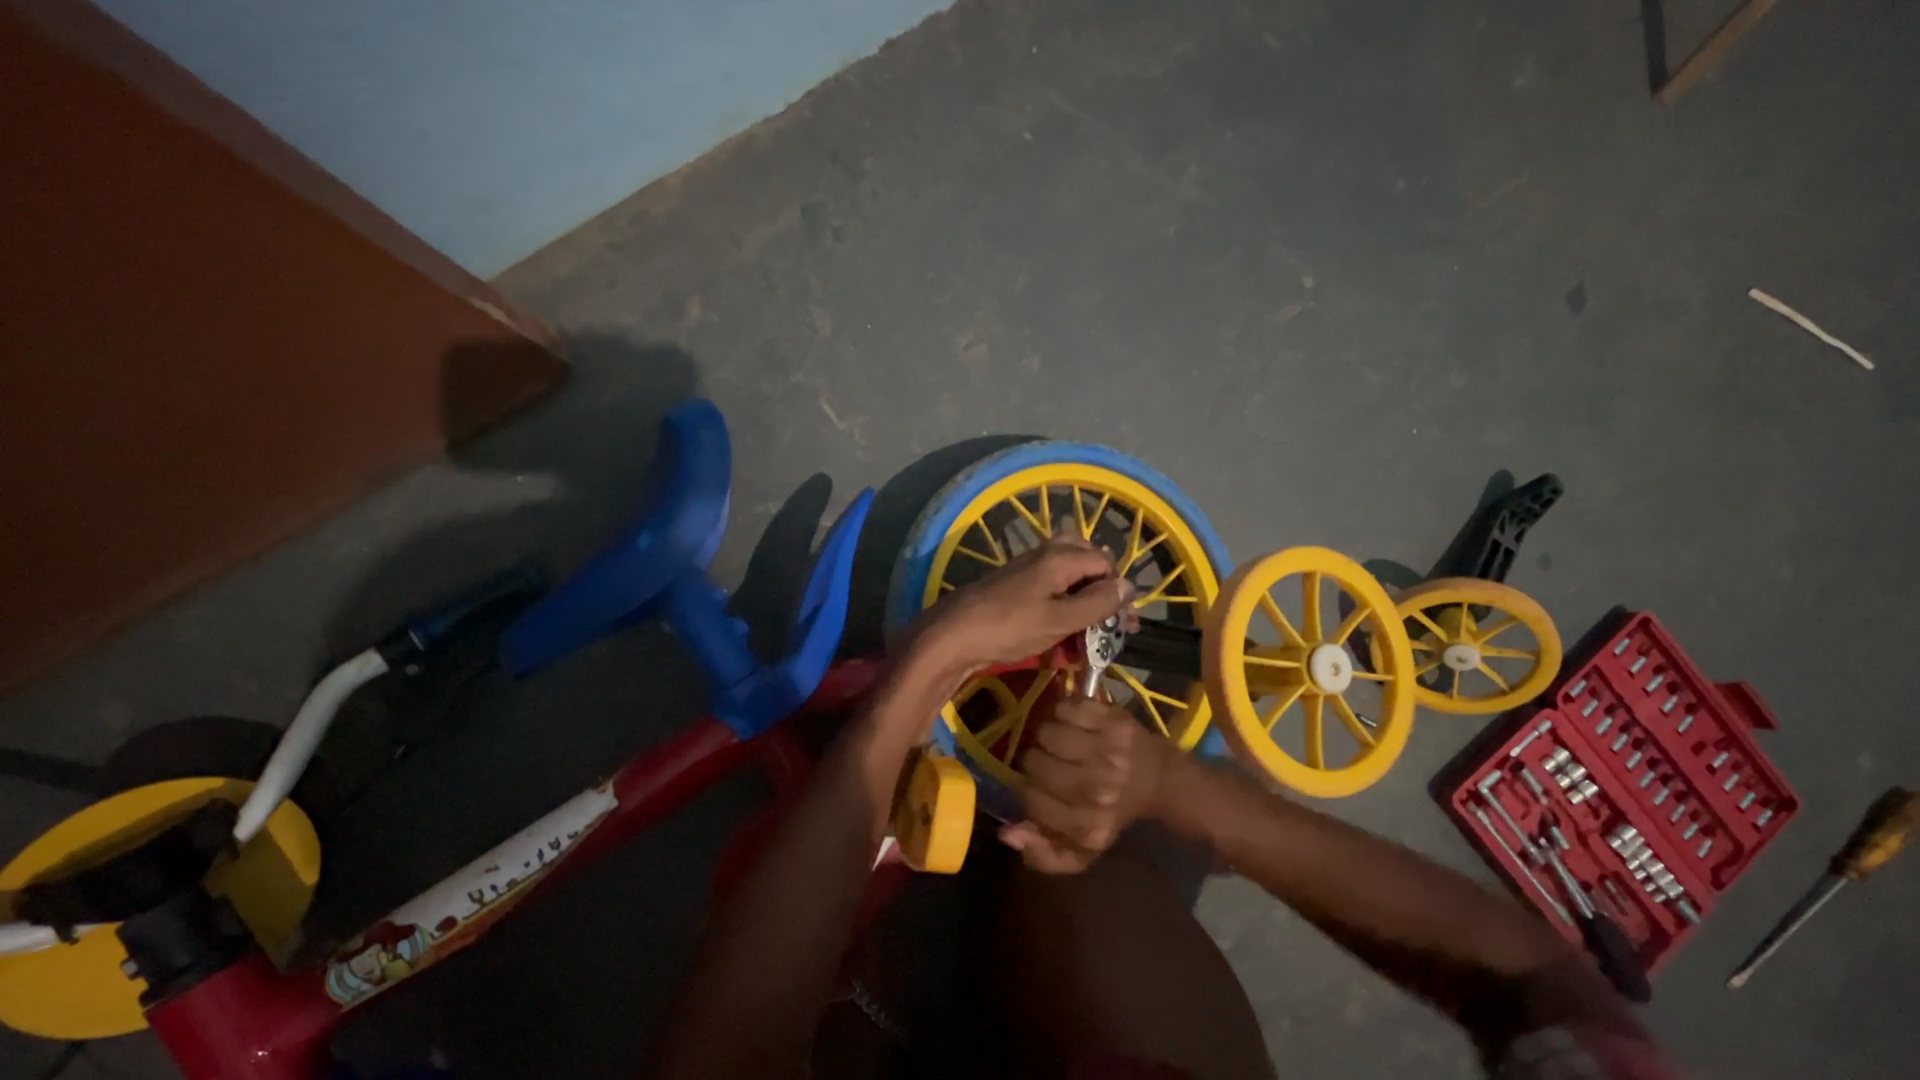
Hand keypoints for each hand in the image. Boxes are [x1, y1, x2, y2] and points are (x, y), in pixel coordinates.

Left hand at [910, 534, 1133, 674]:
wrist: (952, 636)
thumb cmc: (1010, 626)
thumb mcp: (1061, 619)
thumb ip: (1098, 603)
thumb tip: (1129, 586)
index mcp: (1060, 557)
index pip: (1104, 562)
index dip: (1119, 591)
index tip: (1125, 624)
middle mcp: (1045, 557)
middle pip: (1086, 564)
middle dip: (1102, 594)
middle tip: (1111, 625)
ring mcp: (1027, 573)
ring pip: (1067, 582)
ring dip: (1082, 608)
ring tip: (1089, 640)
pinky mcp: (1014, 591)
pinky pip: (1048, 596)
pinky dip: (1061, 614)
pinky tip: (1063, 642)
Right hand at [999, 698, 1176, 872]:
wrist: (1161, 780)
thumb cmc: (1113, 814)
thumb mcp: (1082, 851)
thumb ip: (1042, 855)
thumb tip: (1008, 834)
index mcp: (1088, 826)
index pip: (1031, 801)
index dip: (1028, 792)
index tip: (1038, 789)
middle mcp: (1097, 789)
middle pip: (1034, 764)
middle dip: (1035, 762)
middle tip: (1048, 762)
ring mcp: (1107, 751)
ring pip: (1046, 733)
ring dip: (1046, 735)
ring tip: (1058, 742)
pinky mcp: (1114, 720)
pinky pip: (1066, 708)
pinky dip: (1063, 711)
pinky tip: (1072, 723)